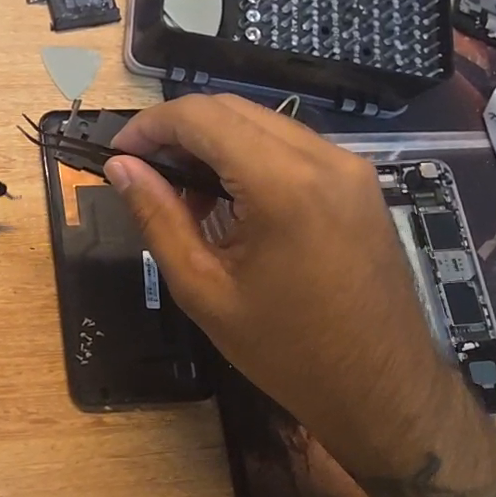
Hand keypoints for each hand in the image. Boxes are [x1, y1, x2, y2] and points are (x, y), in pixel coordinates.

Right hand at [104, 93, 456, 469]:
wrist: (379, 386)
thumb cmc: (284, 348)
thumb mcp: (202, 288)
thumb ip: (158, 217)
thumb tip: (120, 168)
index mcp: (283, 185)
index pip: (202, 117)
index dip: (149, 126)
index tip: (116, 155)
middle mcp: (323, 159)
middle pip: (231, 110)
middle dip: (175, 130)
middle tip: (139, 173)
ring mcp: (348, 168)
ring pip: (260, 123)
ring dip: (209, 143)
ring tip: (178, 194)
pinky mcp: (357, 184)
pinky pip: (288, 147)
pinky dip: (244, 158)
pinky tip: (224, 203)